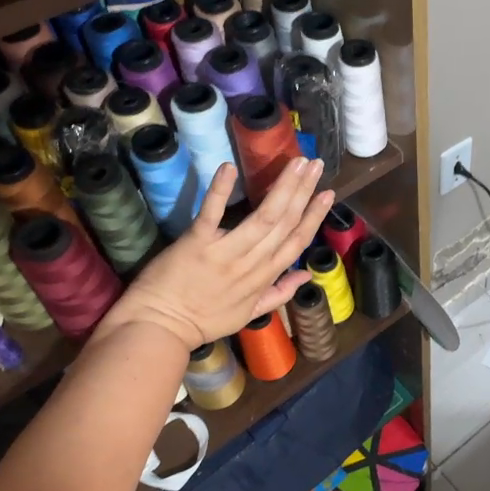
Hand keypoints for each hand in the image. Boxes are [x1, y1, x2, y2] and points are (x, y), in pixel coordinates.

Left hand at [96, 159, 331, 350]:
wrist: (161, 327)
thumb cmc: (204, 321)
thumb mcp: (249, 314)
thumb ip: (279, 293)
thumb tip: (306, 275)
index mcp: (264, 277)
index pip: (297, 242)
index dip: (315, 216)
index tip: (328, 194)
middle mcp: (251, 262)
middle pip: (285, 222)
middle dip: (303, 191)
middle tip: (316, 165)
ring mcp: (225, 252)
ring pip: (263, 216)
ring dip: (282, 187)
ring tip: (297, 163)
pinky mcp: (196, 242)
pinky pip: (212, 213)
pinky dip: (220, 190)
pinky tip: (229, 167)